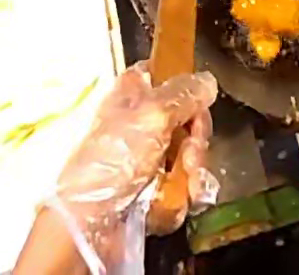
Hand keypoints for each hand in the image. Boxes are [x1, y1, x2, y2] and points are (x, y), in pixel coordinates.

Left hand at [47, 65, 217, 268]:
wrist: (90, 224)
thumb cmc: (115, 156)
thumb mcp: (153, 113)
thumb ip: (185, 93)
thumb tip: (208, 82)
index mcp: (135, 89)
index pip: (171, 74)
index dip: (189, 89)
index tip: (198, 105)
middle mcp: (142, 118)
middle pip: (189, 117)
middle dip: (195, 139)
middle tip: (189, 154)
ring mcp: (148, 155)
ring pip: (189, 153)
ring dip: (192, 171)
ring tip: (182, 184)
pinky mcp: (153, 187)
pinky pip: (183, 183)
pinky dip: (182, 193)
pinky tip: (176, 200)